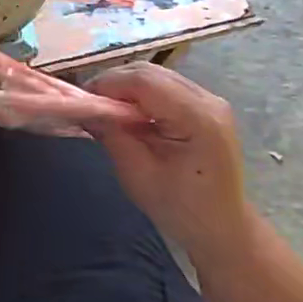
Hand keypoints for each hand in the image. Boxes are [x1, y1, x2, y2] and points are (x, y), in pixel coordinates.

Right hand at [86, 63, 255, 264]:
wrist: (221, 228)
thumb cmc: (181, 209)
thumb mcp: (137, 175)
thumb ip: (112, 135)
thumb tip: (84, 109)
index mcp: (198, 118)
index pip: (144, 81)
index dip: (107, 84)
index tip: (81, 101)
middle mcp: (209, 100)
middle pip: (151, 72)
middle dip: (114, 83)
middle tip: (89, 105)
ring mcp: (210, 100)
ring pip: (157, 75)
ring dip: (127, 87)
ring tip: (105, 110)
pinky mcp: (205, 106)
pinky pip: (165, 86)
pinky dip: (141, 94)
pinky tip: (128, 115)